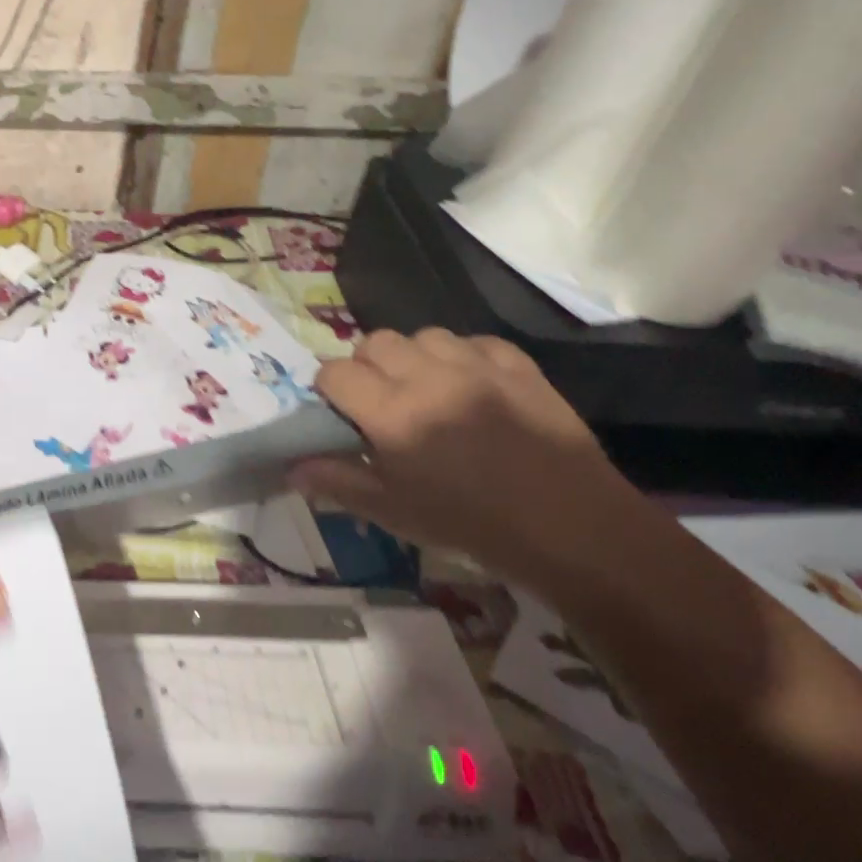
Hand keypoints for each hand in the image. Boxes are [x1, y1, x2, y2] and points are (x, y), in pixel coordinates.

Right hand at [292, 328, 651, 579]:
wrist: (570, 526)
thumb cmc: (469, 523)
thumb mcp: (392, 511)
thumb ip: (337, 481)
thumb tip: (292, 466)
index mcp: (391, 413)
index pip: (335, 373)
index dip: (328, 391)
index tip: (339, 414)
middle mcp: (429, 377)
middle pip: (376, 342)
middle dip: (367, 366)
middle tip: (379, 401)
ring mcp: (478, 367)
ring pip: (424, 335)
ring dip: (413, 357)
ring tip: (424, 388)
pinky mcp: (519, 367)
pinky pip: (475, 341)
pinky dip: (461, 356)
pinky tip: (467, 385)